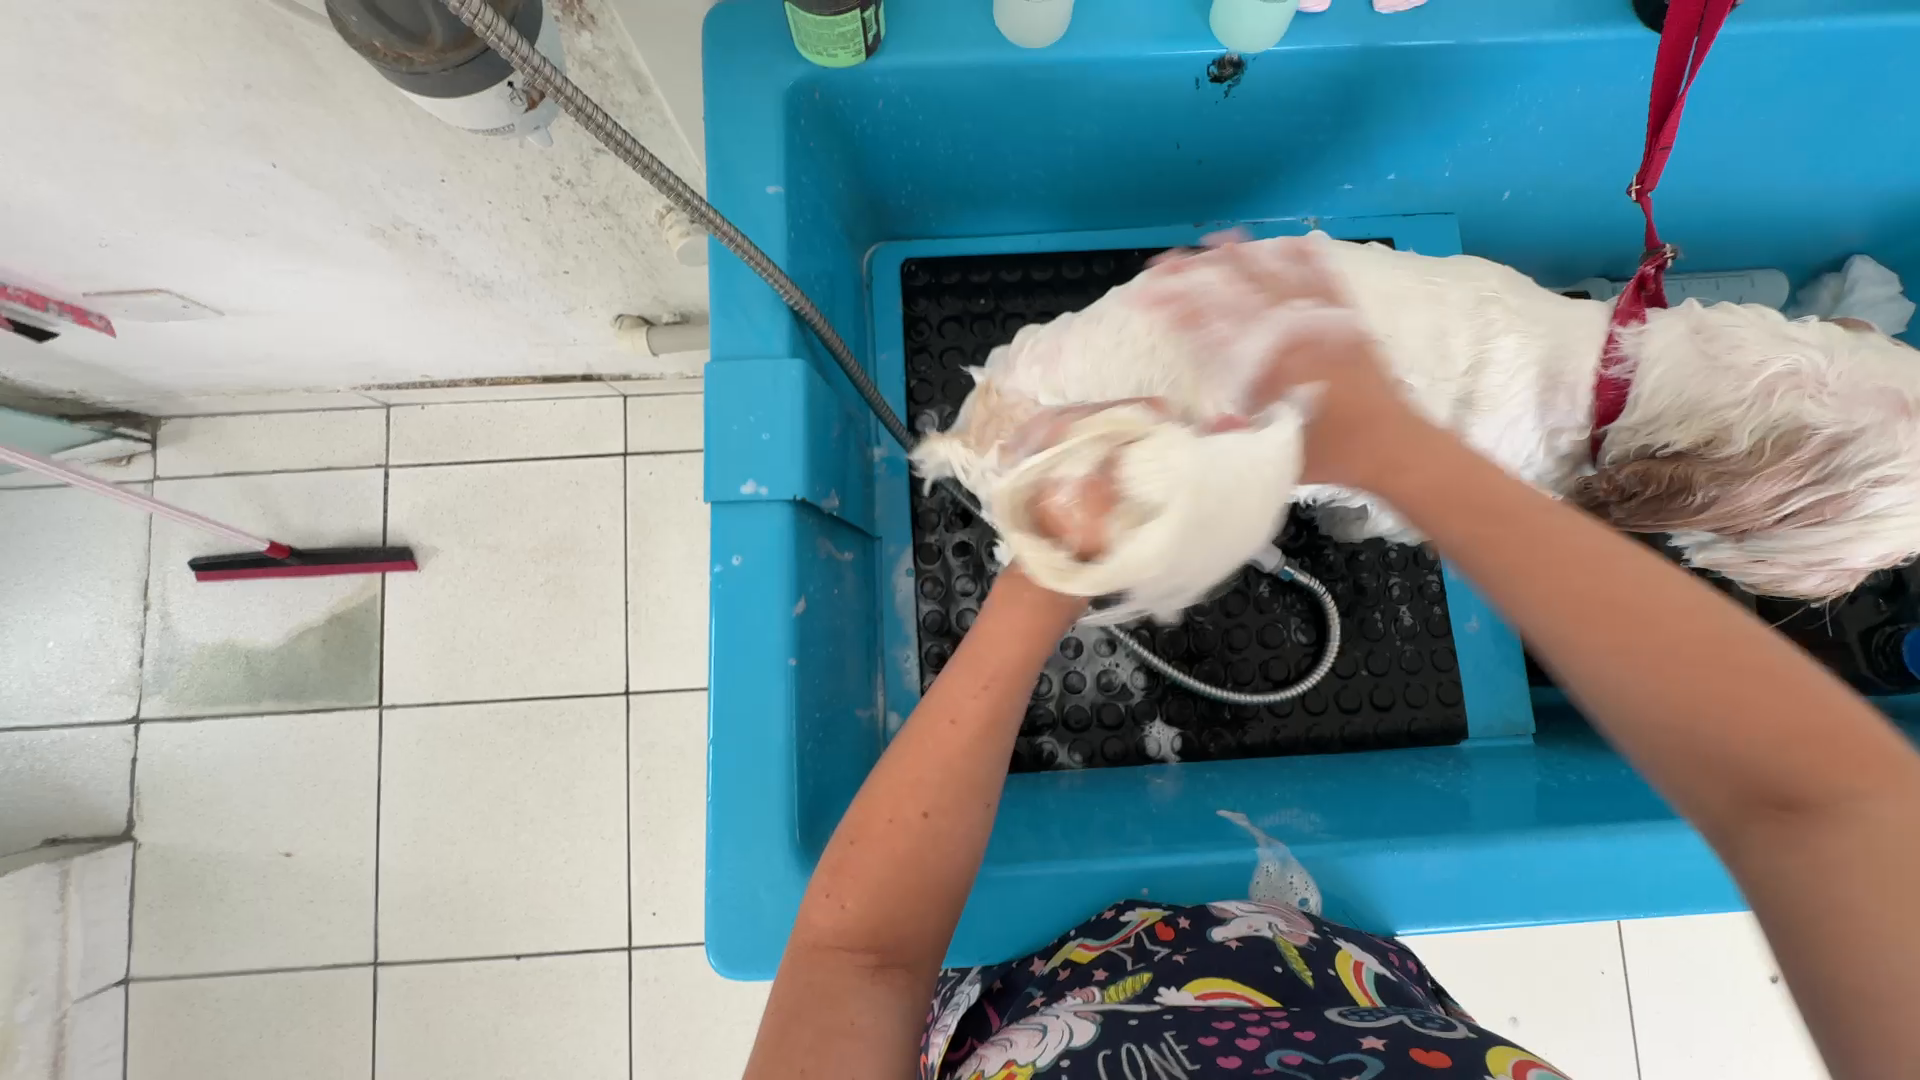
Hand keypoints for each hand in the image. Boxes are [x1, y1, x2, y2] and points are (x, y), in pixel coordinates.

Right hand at [1136, 232, 1440, 490]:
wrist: (1395, 449)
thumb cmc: (1329, 455)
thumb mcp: (1269, 449)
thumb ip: (1232, 430)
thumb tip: (1198, 419)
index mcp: (1267, 365)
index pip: (1209, 328)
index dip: (1173, 309)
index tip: (1145, 296)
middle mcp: (1293, 335)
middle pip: (1236, 293)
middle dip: (1196, 274)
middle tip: (1165, 261)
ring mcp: (1322, 324)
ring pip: (1277, 278)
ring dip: (1244, 258)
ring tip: (1216, 238)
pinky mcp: (1348, 324)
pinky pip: (1326, 282)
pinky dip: (1308, 260)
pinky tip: (1294, 242)